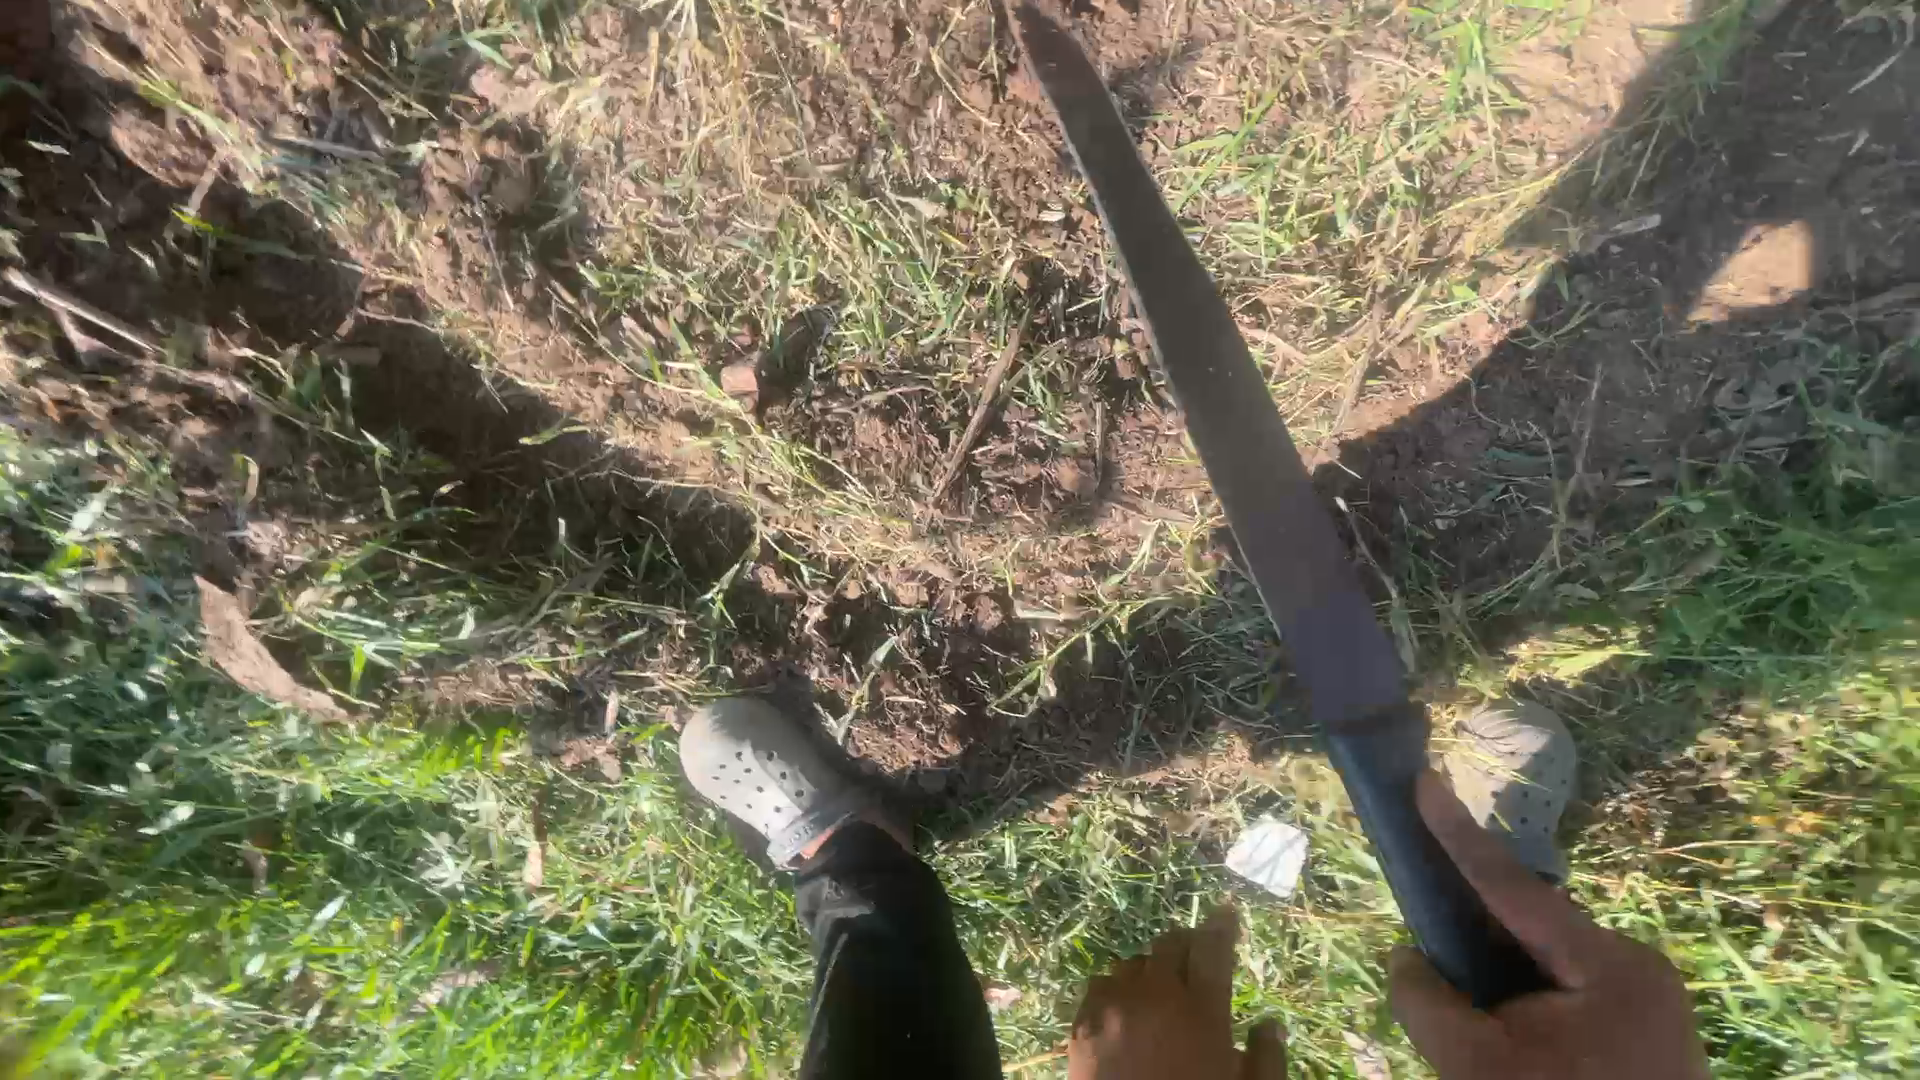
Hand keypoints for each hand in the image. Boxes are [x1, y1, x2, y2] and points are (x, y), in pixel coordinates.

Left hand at [1068, 905, 1285, 1079]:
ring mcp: (1114, 1005)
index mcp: (1202, 1014)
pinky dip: (1119, 989)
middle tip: (1196, 958)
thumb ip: (1266, 1060)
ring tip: (1162, 993)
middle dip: (1187, 945)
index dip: (1221, 926)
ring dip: (1152, 970)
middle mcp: (1156, 996)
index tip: (1227, 912)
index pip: (1213, 950)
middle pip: (1171, 945)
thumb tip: (1270, 1022)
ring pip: (1135, 962)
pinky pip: (1102, 983)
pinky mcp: (1082, 1021)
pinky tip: (1128, 1012)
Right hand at [1391, 770, 1710, 1079]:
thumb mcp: (1470, 1063)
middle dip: (1469, 921)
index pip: (1509, 886)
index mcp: (1610, 967)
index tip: (1424, 779)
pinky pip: (1556, 980)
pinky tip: (1494, 1018)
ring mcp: (1643, 997)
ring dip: (1491, 960)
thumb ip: (1421, 996)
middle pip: (1524, 920)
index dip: (1455, 831)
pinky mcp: (1638, 1024)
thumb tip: (1408, 958)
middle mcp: (1634, 968)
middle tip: (1428, 938)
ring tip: (1466, 1001)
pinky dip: (1514, 985)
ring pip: (1537, 952)